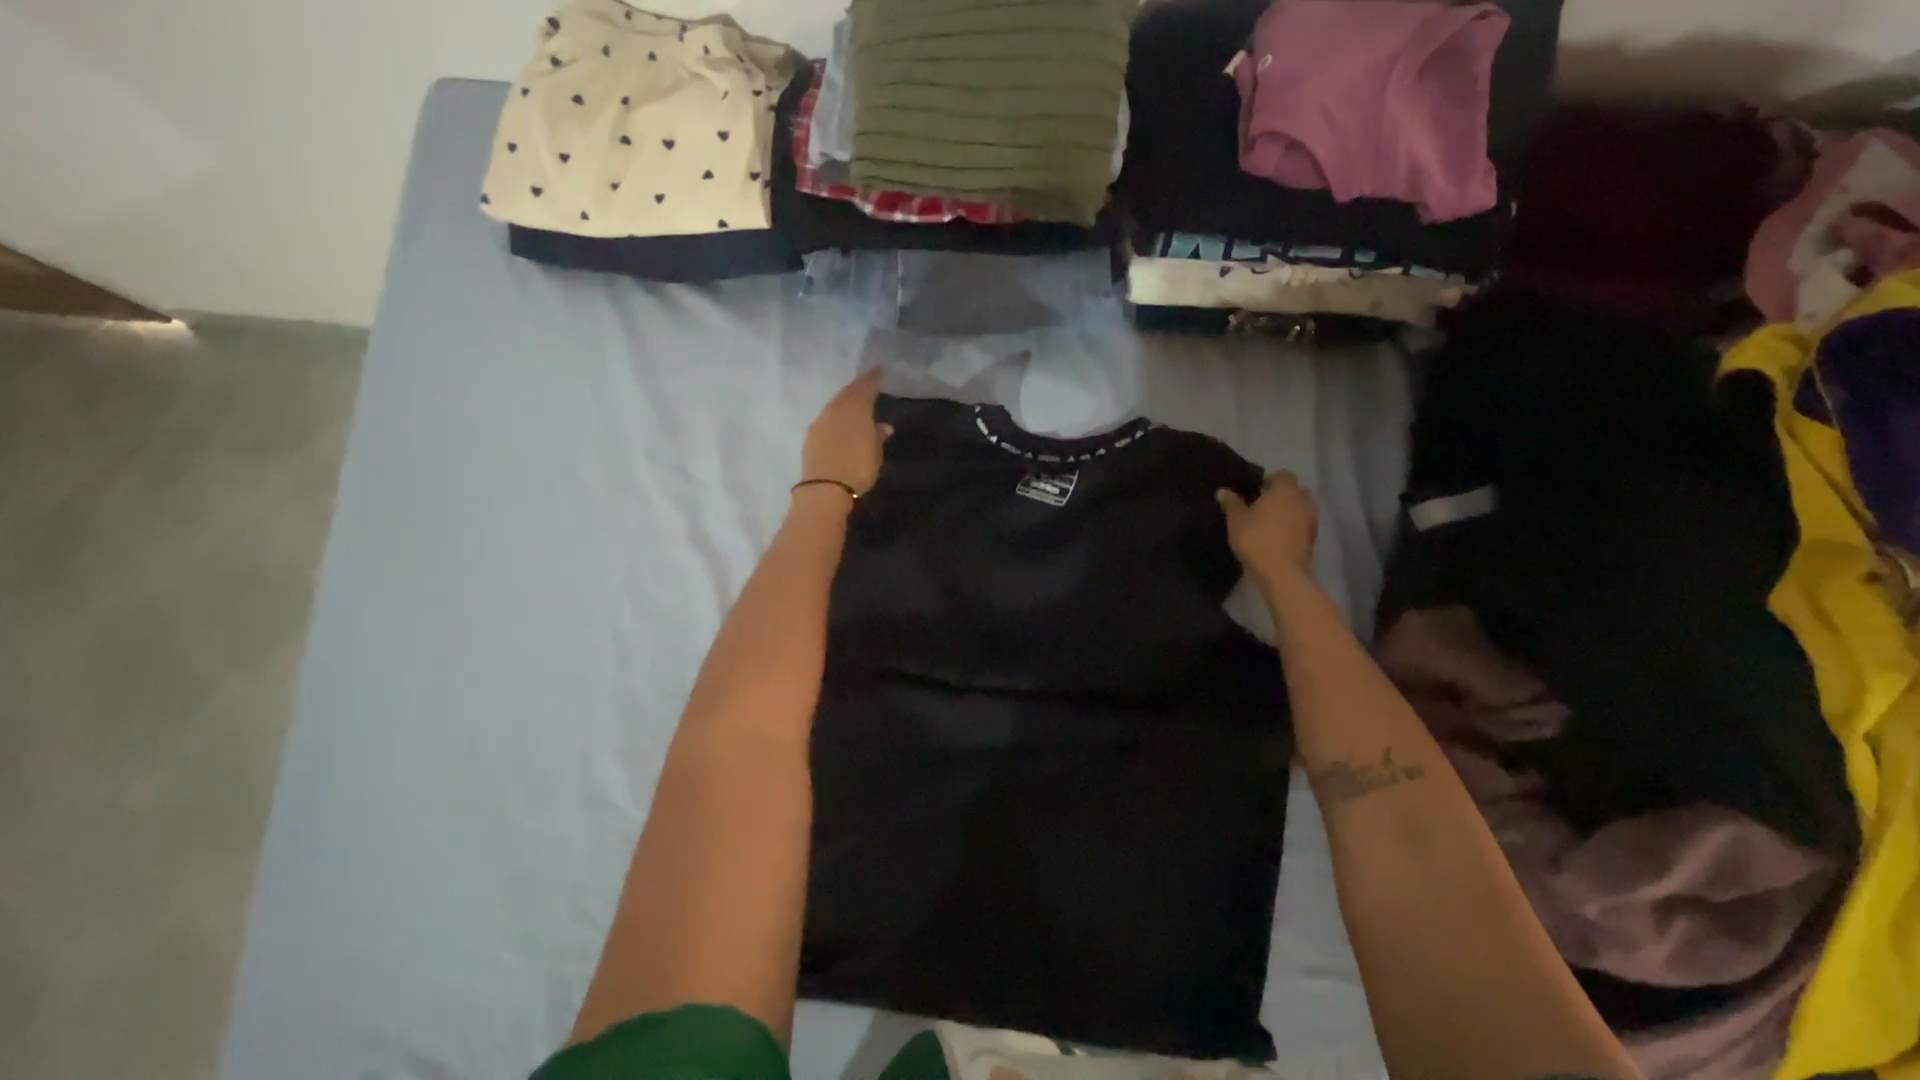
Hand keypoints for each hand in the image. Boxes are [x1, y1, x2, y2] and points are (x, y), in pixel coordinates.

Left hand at [799, 368, 891, 501]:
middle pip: (847, 393)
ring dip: (844, 401)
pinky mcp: (810, 435)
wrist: (824, 488)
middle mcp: (836, 409)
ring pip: (835, 404)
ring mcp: (820, 422)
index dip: (872, 378)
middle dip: (857, 387)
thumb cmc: (858, 469)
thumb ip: (878, 436)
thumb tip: (883, 426)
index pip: (865, 387)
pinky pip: (826, 418)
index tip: (879, 370)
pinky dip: (835, 416)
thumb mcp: (875, 453)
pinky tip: (839, 422)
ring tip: (853, 403)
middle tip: (866, 383)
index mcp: (855, 409)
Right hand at [1217, 471, 1318, 586]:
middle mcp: (1303, 499)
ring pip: (1300, 508)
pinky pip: (1302, 524)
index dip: (1268, 481)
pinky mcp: (1313, 537)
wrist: (1282, 573)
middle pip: (1293, 491)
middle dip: (1280, 496)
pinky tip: (1278, 538)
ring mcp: (1312, 518)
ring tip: (1269, 524)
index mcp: (1285, 489)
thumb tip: (1223, 491)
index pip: (1281, 475)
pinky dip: (1293, 527)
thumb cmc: (1257, 539)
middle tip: (1261, 508)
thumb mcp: (1236, 520)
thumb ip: (1231, 503)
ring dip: (1288, 512)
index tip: (1254, 493)